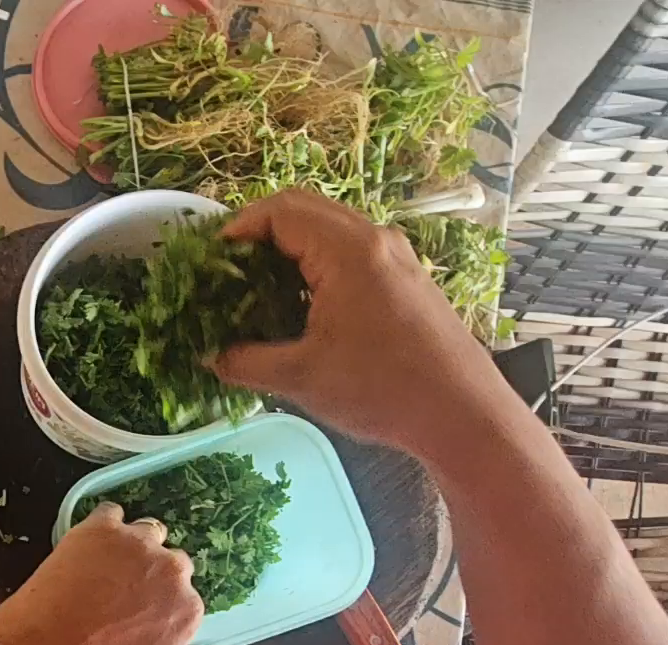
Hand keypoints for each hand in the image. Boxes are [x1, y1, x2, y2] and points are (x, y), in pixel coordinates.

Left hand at [0, 503, 240, 644]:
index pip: (185, 596)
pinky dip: (104, 525)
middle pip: (170, 562)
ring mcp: (136, 543)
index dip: (161, 604)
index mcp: (189, 607)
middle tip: (118, 593)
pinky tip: (90, 544)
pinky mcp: (101, 527)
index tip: (137, 615)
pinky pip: (111, 513)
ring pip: (146, 532)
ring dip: (133, 545)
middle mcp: (171, 569)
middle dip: (151, 574)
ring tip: (106, 567)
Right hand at [211, 190, 521, 459]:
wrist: (460, 411)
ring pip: (325, 231)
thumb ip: (243, 361)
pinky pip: (343, 254)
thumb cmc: (379, 388)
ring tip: (247, 289)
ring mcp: (392, 258)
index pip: (281, 211)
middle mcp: (373, 241)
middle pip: (304, 211)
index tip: (208, 261)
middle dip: (255, 235)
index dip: (237, 228)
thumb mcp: (297, 377)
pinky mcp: (399, 280)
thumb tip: (209, 355)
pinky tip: (288, 305)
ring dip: (282, 250)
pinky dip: (307, 266)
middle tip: (222, 271)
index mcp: (348, 251)